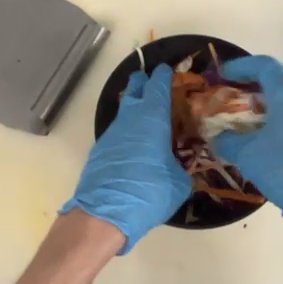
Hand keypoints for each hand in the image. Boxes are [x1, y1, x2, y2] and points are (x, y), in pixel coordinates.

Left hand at [61, 65, 191, 252]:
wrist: (106, 213)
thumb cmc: (150, 192)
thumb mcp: (178, 182)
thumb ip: (181, 166)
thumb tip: (180, 166)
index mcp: (151, 118)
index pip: (157, 87)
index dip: (163, 77)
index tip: (166, 70)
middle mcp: (129, 120)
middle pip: (134, 92)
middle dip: (142, 84)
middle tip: (150, 81)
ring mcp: (111, 134)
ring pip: (124, 112)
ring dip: (133, 108)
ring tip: (145, 113)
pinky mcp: (101, 150)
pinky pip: (117, 132)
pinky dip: (126, 130)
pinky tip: (134, 141)